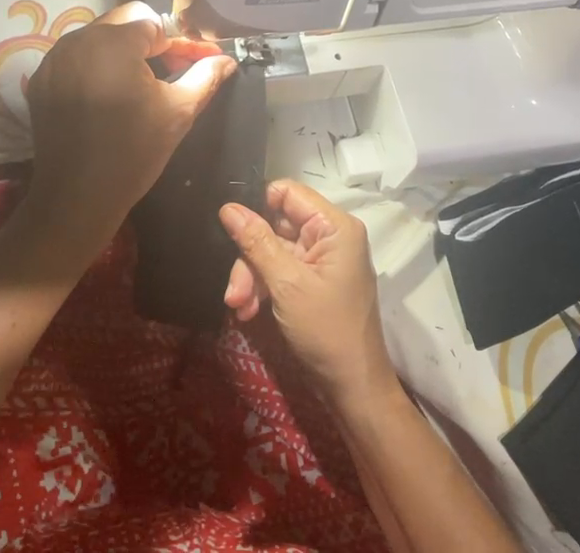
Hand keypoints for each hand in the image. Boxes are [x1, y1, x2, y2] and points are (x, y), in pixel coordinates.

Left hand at [26, 2, 237, 223]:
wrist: (77, 196)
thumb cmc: (134, 152)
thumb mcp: (178, 112)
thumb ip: (204, 77)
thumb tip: (226, 59)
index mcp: (114, 42)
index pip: (155, 24)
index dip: (180, 44)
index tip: (196, 65)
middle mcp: (78, 39)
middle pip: (124, 21)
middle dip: (150, 41)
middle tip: (170, 72)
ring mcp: (54, 58)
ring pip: (98, 36)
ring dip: (122, 51)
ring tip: (140, 83)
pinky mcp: (40, 78)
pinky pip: (75, 57)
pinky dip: (95, 66)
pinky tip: (108, 95)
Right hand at [219, 180, 398, 404]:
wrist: (352, 386)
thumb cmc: (325, 330)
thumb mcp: (286, 284)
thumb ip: (256, 242)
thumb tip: (227, 207)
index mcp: (334, 227)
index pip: (288, 193)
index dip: (258, 207)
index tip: (234, 232)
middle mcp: (329, 237)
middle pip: (275, 225)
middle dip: (250, 257)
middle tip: (234, 292)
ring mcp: (320, 261)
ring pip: (272, 251)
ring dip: (251, 278)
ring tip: (239, 307)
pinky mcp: (311, 282)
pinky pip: (279, 272)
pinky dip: (262, 289)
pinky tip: (249, 312)